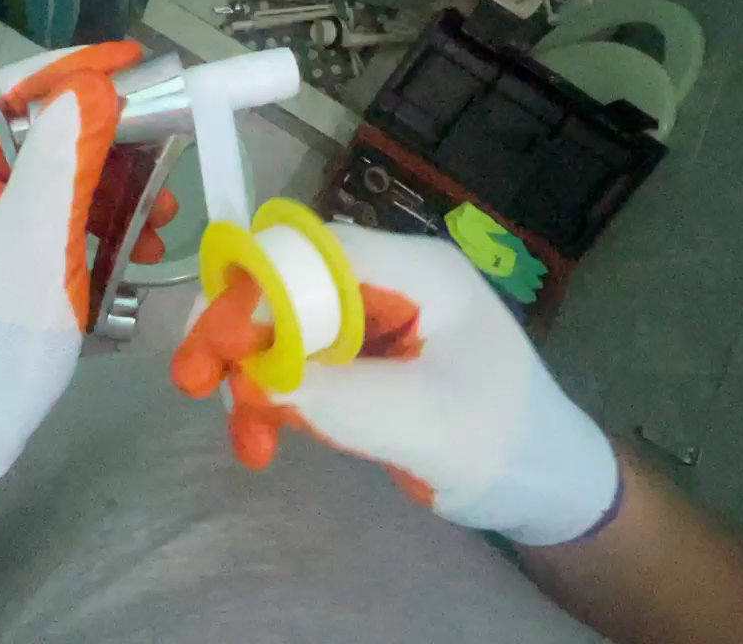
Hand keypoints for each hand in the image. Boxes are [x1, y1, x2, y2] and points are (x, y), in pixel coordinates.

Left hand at [0, 41, 162, 483]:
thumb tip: (85, 86)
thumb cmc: (1, 328)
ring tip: (163, 210)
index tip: (129, 63)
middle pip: (38, 131)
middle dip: (105, 139)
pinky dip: (101, 218)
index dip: (69, 69)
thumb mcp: (37, 234)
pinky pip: (58, 211)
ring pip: (57, 173)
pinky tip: (143, 241)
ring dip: (114, 185)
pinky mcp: (8, 246)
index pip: (8, 90)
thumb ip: (59, 153)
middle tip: (162, 138)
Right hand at [171, 223, 618, 544]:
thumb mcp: (430, 426)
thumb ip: (342, 398)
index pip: (318, 252)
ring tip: (248, 438)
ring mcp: (371, 312)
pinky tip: (266, 436)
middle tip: (194, 381)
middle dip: (239, 331)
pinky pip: (299, 357)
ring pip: (285, 322)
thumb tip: (251, 379)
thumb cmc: (507, 446)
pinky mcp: (361, 349)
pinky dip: (274, 393)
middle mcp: (387, 277)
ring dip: (252, 372)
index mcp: (417, 270)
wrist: (548, 489)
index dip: (257, 286)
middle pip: (290, 280)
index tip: (213, 342)